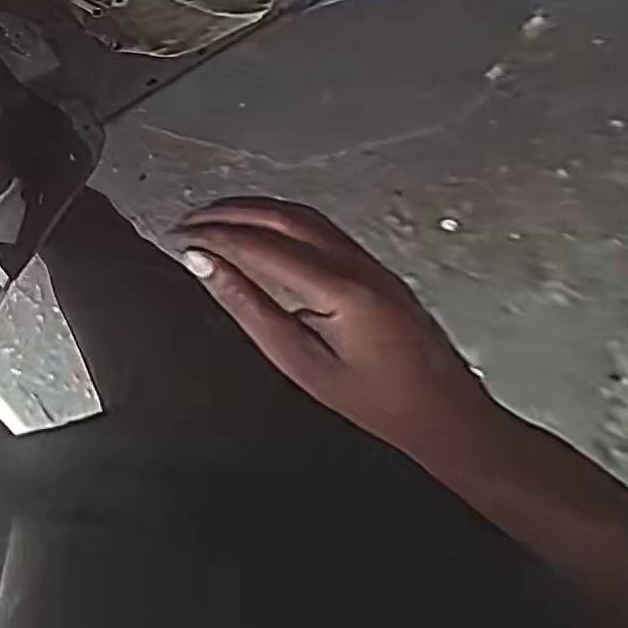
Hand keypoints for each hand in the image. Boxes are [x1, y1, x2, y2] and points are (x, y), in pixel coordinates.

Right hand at [170, 198, 509, 458]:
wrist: (449, 418)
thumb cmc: (373, 400)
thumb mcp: (296, 359)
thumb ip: (245, 305)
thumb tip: (202, 263)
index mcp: (341, 290)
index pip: (258, 244)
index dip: (211, 236)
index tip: (178, 239)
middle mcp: (357, 264)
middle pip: (278, 216)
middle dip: (223, 213)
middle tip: (184, 222)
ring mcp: (367, 260)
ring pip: (296, 213)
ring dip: (247, 209)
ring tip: (208, 218)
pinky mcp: (369, 264)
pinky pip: (313, 223)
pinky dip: (272, 216)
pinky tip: (251, 225)